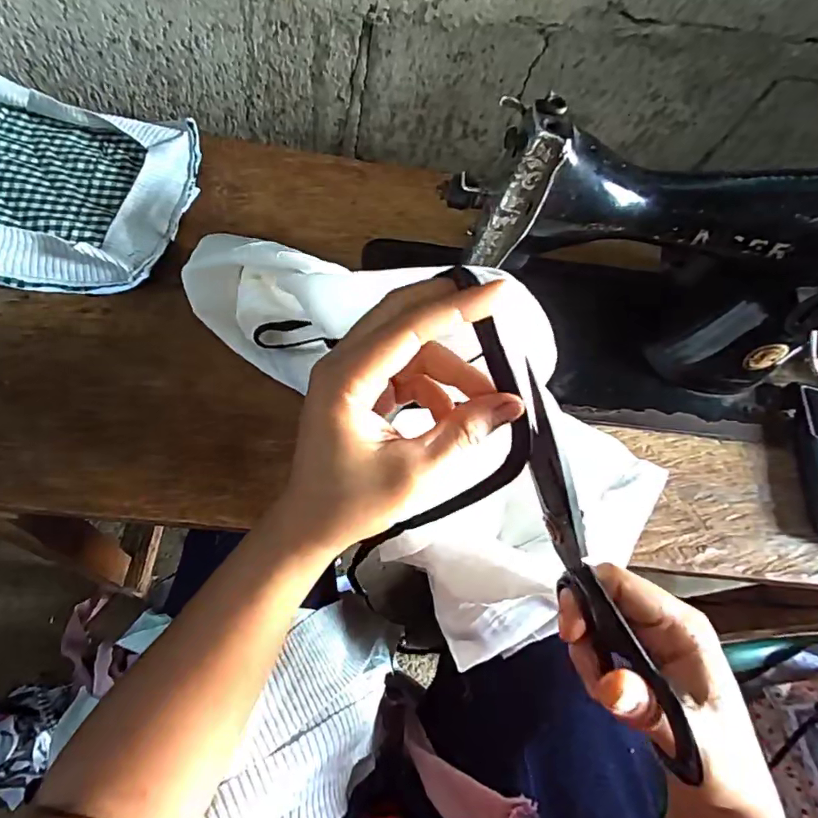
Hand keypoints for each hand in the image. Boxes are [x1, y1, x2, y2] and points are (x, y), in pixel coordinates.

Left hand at [267, 276, 524, 552]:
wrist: (311, 523)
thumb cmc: (347, 503)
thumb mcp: (415, 472)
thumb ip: (463, 433)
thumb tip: (506, 405)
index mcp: (346, 379)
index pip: (408, 325)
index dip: (457, 307)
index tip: (497, 294)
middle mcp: (341, 366)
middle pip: (400, 316)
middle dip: (449, 310)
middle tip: (494, 307)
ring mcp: (347, 375)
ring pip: (408, 346)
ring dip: (448, 367)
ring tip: (481, 402)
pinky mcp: (357, 388)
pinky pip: (402, 369)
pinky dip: (432, 384)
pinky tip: (451, 415)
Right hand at [557, 565, 785, 817]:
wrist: (727, 795)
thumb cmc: (722, 764)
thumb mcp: (690, 739)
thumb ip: (648, 709)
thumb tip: (612, 684)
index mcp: (683, 627)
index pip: (618, 581)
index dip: (584, 595)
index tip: (572, 633)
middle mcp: (663, 624)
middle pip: (600, 595)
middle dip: (582, 629)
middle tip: (588, 668)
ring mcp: (649, 639)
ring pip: (593, 619)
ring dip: (585, 653)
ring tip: (603, 692)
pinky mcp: (635, 656)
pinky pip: (596, 642)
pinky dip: (590, 664)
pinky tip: (607, 693)